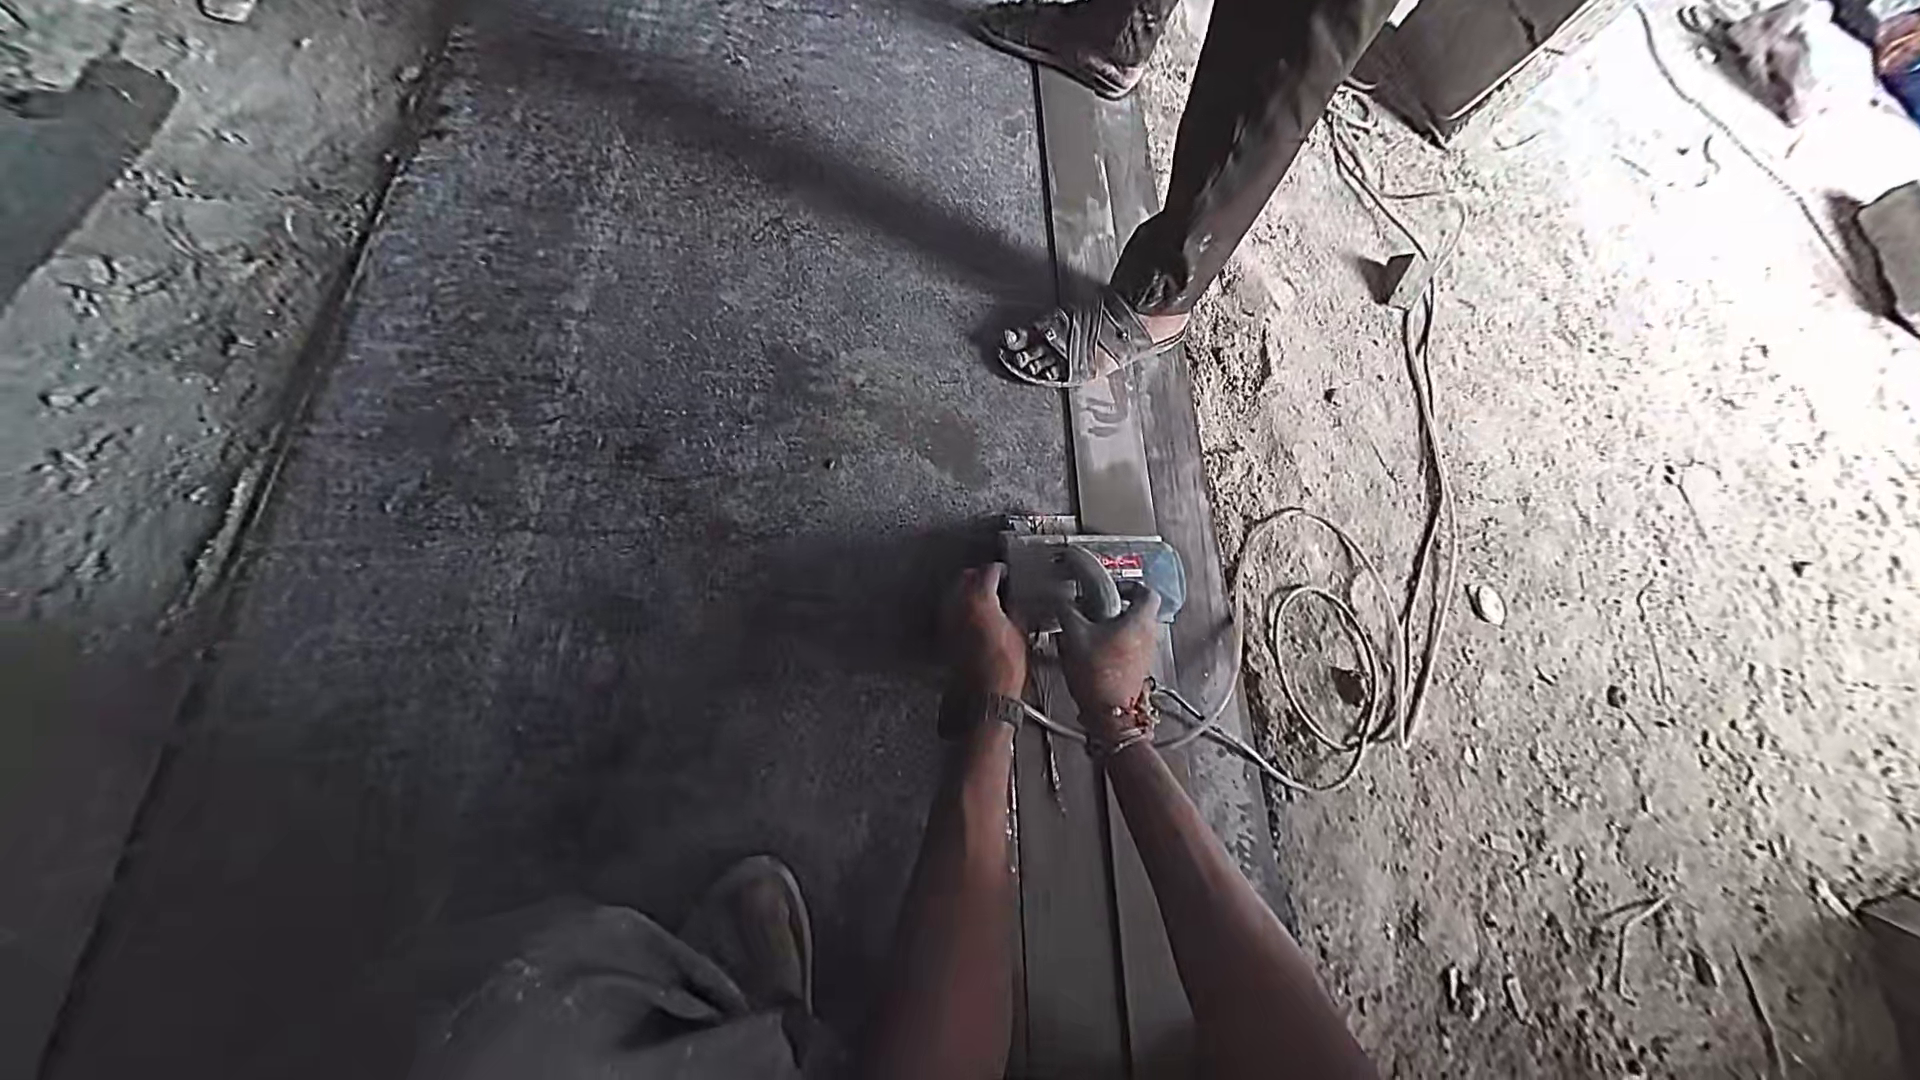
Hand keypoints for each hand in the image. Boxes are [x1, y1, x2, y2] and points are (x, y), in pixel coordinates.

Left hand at [944, 563, 1027, 697]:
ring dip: (968, 590)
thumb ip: (1014, 610)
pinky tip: (973, 614)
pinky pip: (951, 610)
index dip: (999, 570)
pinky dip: (961, 606)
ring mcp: (949, 620)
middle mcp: (959, 606)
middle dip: (980, 575)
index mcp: (980, 600)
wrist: (985, 694)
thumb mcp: (1020, 632)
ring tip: (984, 596)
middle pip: (966, 577)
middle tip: (994, 580)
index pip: (988, 572)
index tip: (1005, 572)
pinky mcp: (946, 634)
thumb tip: (1013, 603)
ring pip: (955, 592)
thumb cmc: (1003, 668)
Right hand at [1055, 585, 1159, 735]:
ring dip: (1116, 624)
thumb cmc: (1098, 675)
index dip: (1130, 585)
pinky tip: (1095, 648)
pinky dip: (1116, 641)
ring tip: (1092, 628)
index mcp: (1139, 622)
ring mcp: (1147, 654)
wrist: (1109, 714)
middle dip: (1118, 606)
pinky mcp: (1140, 668)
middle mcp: (1149, 636)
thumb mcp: (1075, 636)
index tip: (1112, 588)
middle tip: (1097, 607)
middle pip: (1140, 610)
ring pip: (1135, 628)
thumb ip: (1068, 613)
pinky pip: (1131, 646)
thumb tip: (1063, 601)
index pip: (1147, 591)